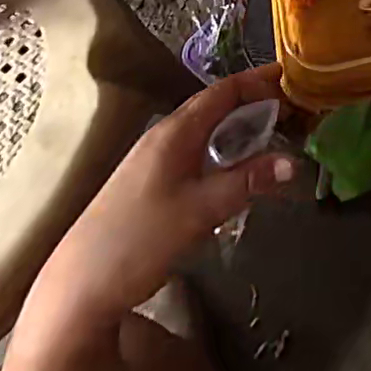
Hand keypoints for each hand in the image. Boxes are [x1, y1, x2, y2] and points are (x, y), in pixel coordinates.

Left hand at [26, 65, 296, 321]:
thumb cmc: (138, 240)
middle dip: (255, 102)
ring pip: (207, 129)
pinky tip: (237, 168)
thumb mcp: (201, 210)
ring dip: (240, 127)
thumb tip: (294, 162)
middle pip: (216, 105)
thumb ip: (248, 182)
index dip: (258, 81)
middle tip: (291, 109)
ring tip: (273, 135)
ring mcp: (154, 159)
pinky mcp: (151, 181)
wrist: (76, 290)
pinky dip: (225, 148)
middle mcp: (165, 136)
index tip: (291, 79)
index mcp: (176, 131)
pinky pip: (197, 149)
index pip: (224, 90)